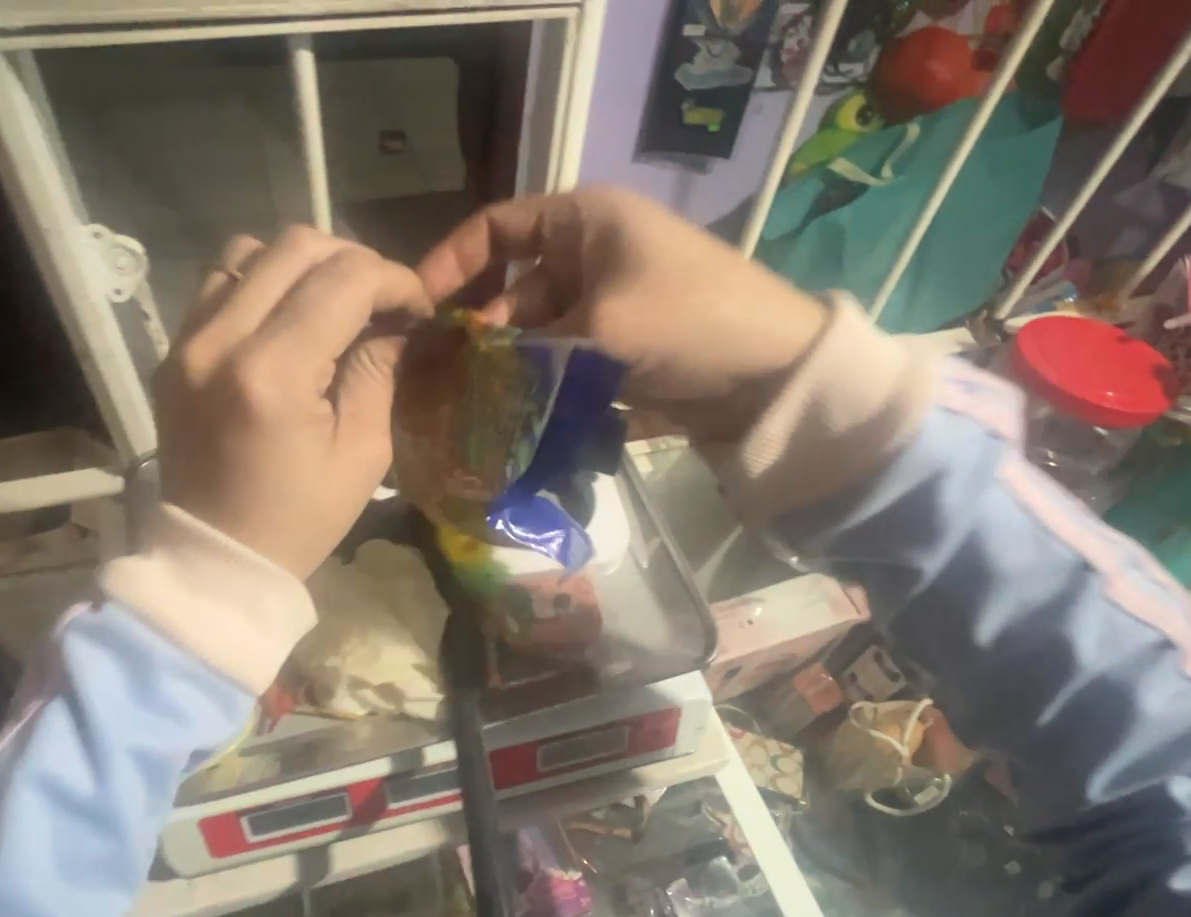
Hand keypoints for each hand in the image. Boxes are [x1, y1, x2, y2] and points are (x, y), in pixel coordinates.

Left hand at [154, 227, 431, 579]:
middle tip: (383, 303)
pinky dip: (263, 281)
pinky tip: (289, 317)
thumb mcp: (363, 453)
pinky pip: (219, 280)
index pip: (344, 280)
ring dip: (305, 264)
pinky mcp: (173, 349)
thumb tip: (395, 321)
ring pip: (251, 249)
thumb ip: (380, 370)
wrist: (215, 556)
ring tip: (336, 303)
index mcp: (272, 374)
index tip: (420, 309)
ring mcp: (186, 340)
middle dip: (356, 262)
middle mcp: (218, 339)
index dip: (395, 280)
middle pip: (296, 246)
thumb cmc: (300, 519)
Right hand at [416, 187, 831, 441]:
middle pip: (511, 289)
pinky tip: (511, 420)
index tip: (418, 306)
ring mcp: (602, 308)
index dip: (453, 260)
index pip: (497, 227)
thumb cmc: (686, 321)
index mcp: (582, 223)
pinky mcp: (615, 353)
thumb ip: (527, 350)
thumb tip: (470, 374)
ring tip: (473, 409)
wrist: (772, 374)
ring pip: (535, 335)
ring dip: (509, 369)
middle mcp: (587, 258)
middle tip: (444, 379)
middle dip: (480, 331)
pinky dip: (540, 388)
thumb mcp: (598, 330)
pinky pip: (562, 366)